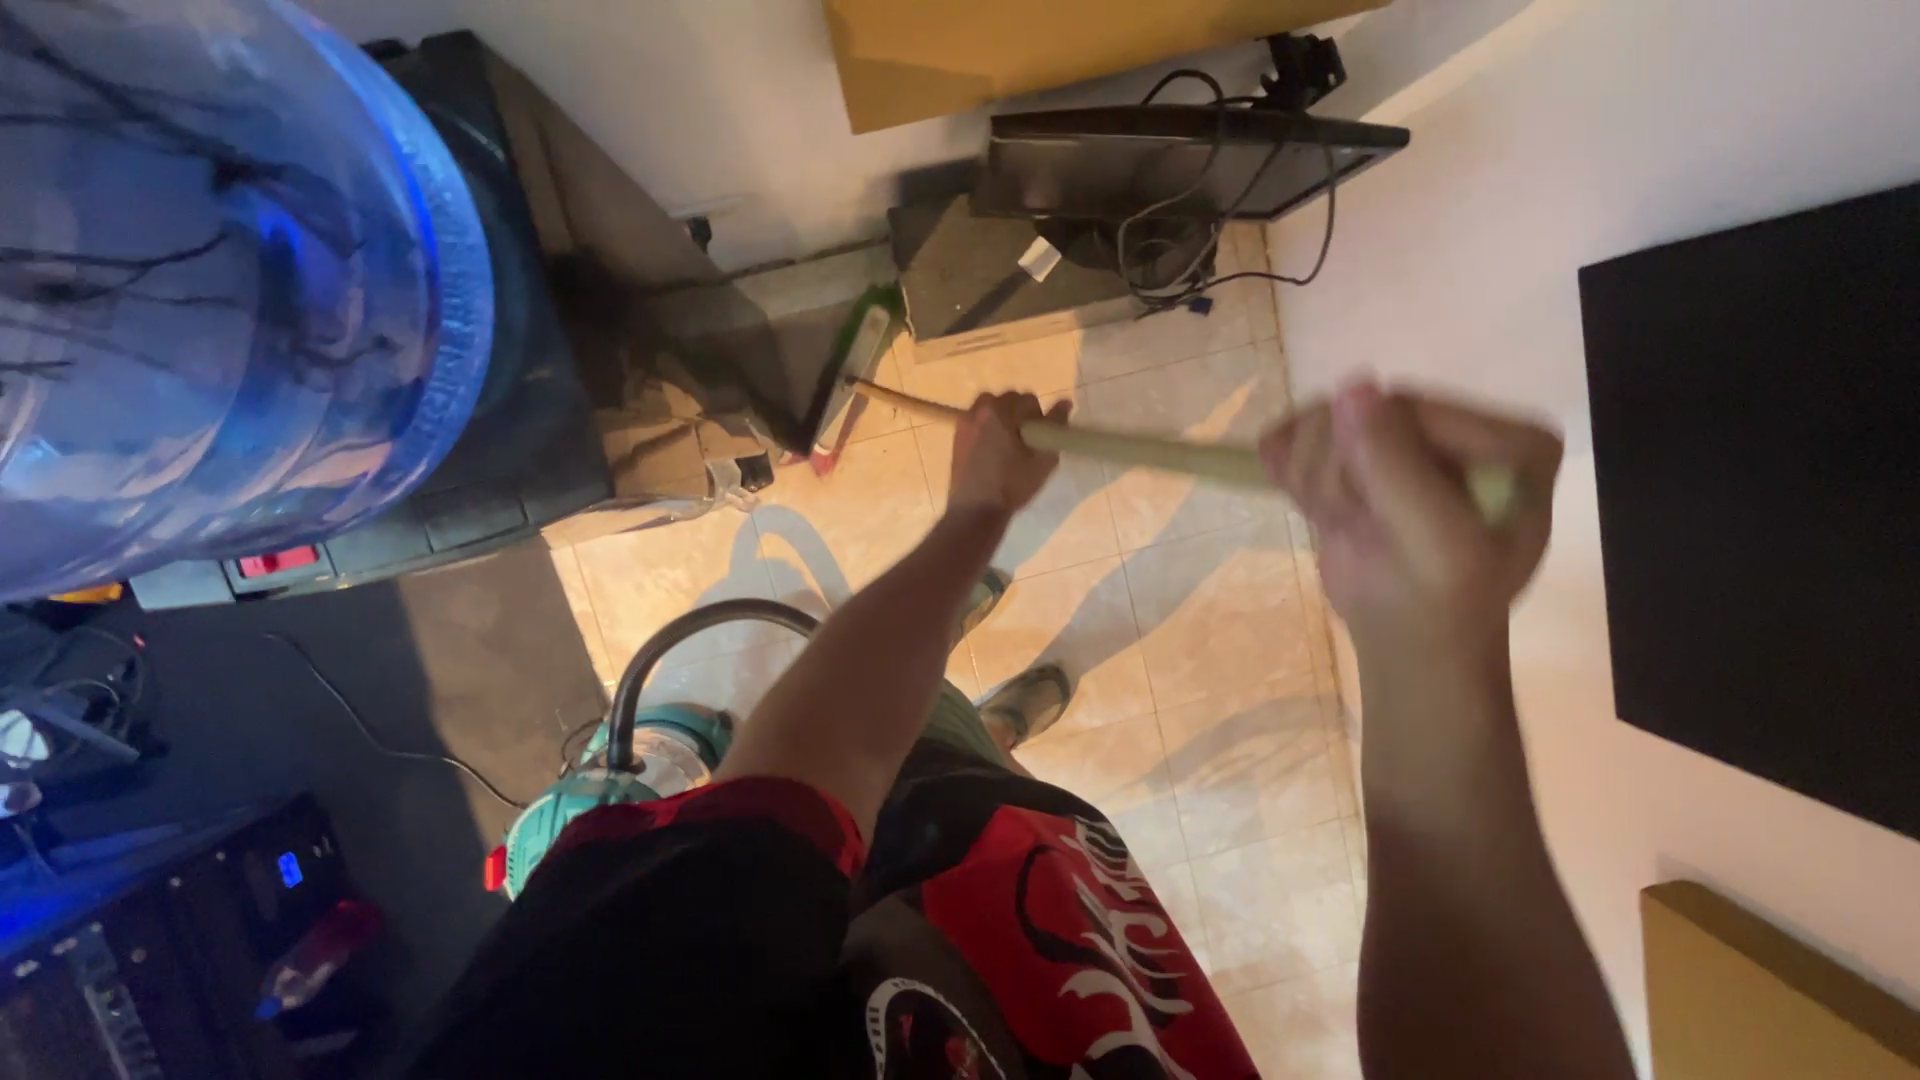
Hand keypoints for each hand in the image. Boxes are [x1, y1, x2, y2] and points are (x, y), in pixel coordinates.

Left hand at [947, 392, 1068, 519]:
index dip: (1038, 417)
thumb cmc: (1012, 484)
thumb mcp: (1043, 457)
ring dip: (1002, 418)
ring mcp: (963, 423)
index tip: (1039, 438)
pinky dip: (987, 428)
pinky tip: (992, 452)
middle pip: (1006, 399)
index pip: (1028, 399)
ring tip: (1008, 444)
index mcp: (999, 410)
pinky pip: (976, 421)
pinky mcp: (956, 438)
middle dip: (1018, 413)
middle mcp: (978, 410)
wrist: (975, 510)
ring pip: (989, 408)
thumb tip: (1065, 402)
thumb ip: (1055, 425)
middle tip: (1025, 440)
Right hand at [1259, 381, 1562, 660]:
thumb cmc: (1436, 606)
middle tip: (1359, 525)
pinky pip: (1301, 436)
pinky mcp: (1359, 457)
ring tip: (1345, 524)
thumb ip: (1396, 467)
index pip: (1406, 407)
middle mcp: (1458, 427)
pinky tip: (1314, 508)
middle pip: (1358, 410)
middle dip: (1338, 474)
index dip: (1369, 459)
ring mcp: (1402, 440)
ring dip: (1314, 481)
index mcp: (1507, 440)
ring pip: (1322, 421)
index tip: (1371, 517)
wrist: (1406, 644)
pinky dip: (1290, 474)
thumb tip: (1353, 386)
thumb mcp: (1432, 543)